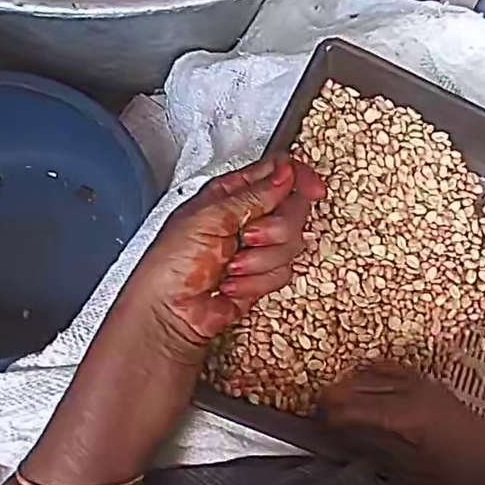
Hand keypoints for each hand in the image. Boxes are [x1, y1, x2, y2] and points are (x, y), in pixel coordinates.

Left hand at [114, 154, 325, 365]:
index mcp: (230, 194)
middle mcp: (248, 218)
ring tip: (232, 266)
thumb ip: (253, 195)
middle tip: (249, 237)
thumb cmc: (171, 265)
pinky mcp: (263, 276)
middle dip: (276, 228)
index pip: (277, 173)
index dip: (299, 178)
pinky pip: (284, 273)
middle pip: (293, 210)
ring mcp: (258, 248)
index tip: (313, 189)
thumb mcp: (209, 217)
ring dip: (261, 260)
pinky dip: (258, 282)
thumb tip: (285, 173)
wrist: (170, 311)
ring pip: (292, 244)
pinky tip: (234, 283)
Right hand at [318, 363, 484, 484]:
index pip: (350, 408)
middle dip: (333, 398)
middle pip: (356, 385)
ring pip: (371, 372)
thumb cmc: (457, 478)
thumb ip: (374, 450)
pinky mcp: (429, 383)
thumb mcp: (411, 472)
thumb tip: (342, 439)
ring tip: (336, 404)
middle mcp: (410, 392)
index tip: (312, 426)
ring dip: (351, 384)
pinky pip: (391, 369)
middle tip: (317, 416)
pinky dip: (372, 375)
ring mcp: (421, 383)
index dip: (327, 416)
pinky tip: (364, 385)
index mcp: (404, 418)